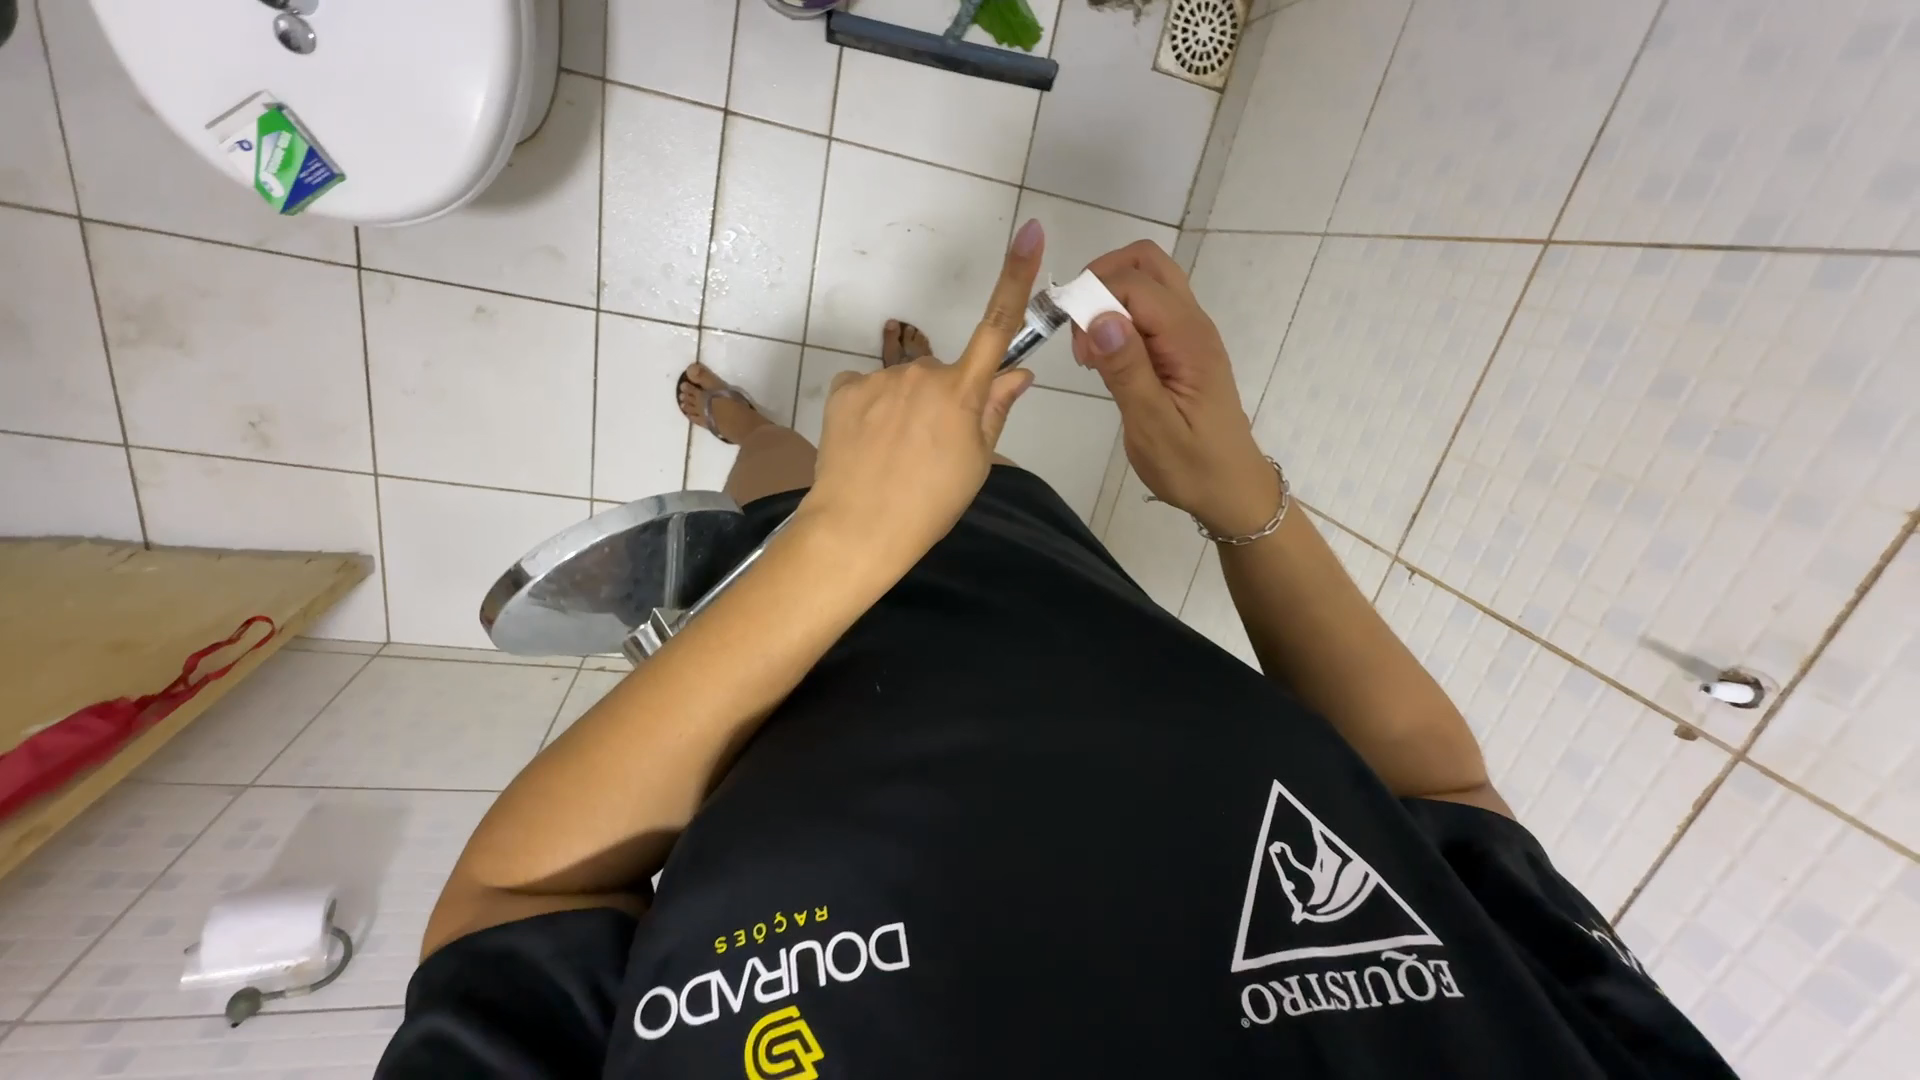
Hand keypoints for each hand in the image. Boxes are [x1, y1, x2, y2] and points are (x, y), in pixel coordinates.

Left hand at [799, 220, 1041, 570]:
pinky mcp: (844, 389)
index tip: (1031, 232)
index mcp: (962, 393)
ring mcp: (879, 379)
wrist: (859, 529)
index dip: (1016, 278)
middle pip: (942, 375)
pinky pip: (867, 389)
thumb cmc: (930, 504)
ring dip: (903, 409)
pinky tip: (866, 444)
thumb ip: (996, 411)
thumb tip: (1019, 373)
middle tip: (930, 452)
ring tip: (893, 456)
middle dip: (942, 401)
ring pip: (903, 385)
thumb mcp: (977, 464)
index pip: (997, 327)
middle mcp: (921, 374)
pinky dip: (870, 410)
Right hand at [1071, 240, 1278, 536]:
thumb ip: (1127, 369)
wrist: (1230, 489)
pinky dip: (1117, 317)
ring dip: (1107, 298)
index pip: (1134, 283)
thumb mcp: (1153, 425)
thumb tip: (1099, 316)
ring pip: (1146, 280)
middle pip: (1145, 262)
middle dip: (1100, 281)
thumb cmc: (1191, 466)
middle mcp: (1192, 323)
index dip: (1094, 299)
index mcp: (1188, 340)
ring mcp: (1188, 332)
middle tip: (1077, 331)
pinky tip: (1105, 358)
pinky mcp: (1180, 346)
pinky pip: (1147, 308)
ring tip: (1089, 351)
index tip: (1077, 347)